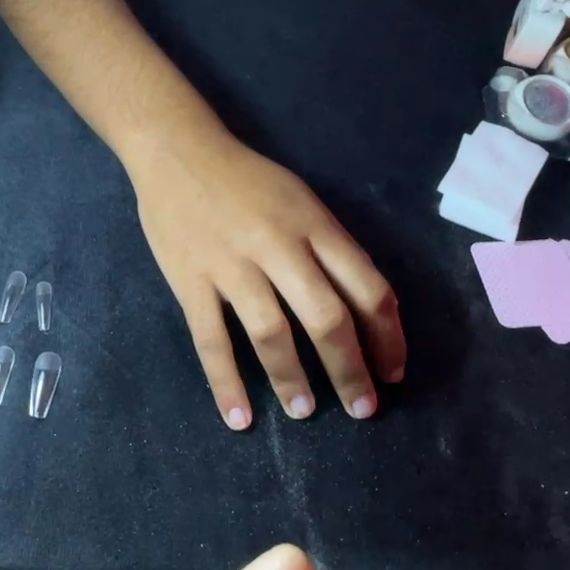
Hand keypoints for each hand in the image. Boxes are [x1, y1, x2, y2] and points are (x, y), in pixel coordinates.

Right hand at [132, 132, 404, 429]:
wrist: (178, 152)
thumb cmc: (247, 180)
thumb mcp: (302, 201)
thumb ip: (331, 249)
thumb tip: (366, 309)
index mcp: (315, 226)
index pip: (367, 289)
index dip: (388, 338)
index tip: (392, 373)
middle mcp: (279, 246)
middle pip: (326, 318)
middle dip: (350, 371)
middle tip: (363, 409)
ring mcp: (231, 266)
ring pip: (271, 334)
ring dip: (292, 381)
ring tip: (305, 412)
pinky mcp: (190, 282)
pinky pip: (211, 341)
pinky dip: (226, 384)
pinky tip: (239, 418)